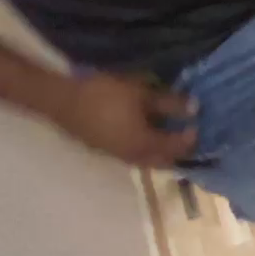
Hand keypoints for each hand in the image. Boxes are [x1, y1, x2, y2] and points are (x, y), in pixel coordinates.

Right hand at [44, 72, 198, 167]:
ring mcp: (116, 156)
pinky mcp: (103, 151)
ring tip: (169, 137)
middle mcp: (133, 157)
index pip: (177, 148)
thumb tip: (195, 108)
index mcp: (145, 145)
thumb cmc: (103, 94)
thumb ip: (170, 103)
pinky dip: (146, 149)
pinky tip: (145, 135)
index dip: (190, 139)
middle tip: (188, 138)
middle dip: (179, 152)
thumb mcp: (141, 94)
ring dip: (162, 153)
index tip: (197, 126)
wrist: (57, 99)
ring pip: (148, 161)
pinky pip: (133, 156)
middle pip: (164, 161)